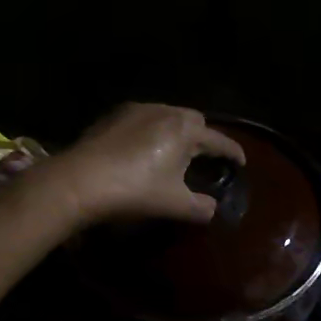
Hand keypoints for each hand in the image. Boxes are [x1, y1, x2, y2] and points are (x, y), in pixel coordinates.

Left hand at [37, 103, 246, 225]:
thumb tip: (213, 209)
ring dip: (176, 132)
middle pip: (194, 120)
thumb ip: (200, 207)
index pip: (219, 140)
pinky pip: (143, 120)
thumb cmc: (135, 191)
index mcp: (185, 130)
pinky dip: (152, 132)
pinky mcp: (112, 116)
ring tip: (174, 152)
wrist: (79, 181)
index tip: (241, 162)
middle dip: (204, 137)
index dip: (233, 152)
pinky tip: (144, 151)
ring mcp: (136, 110)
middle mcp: (165, 111)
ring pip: (167, 116)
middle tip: (205, 157)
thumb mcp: (174, 204)